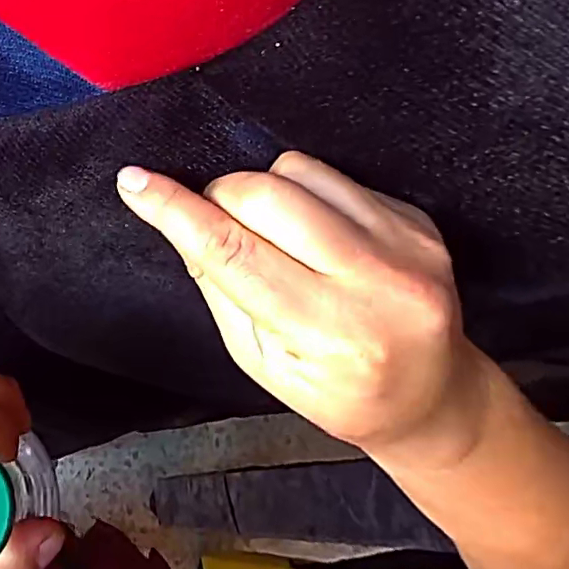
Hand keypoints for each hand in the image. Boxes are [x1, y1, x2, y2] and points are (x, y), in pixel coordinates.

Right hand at [117, 152, 493, 471]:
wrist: (434, 398)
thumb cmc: (333, 388)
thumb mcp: (256, 355)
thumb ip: (217, 281)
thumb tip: (175, 216)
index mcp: (332, 336)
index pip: (232, 253)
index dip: (174, 210)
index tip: (134, 182)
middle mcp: (378, 285)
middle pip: (262, 196)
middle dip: (219, 198)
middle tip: (218, 225)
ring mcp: (407, 247)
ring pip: (292, 170)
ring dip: (260, 192)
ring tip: (273, 234)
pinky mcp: (416, 219)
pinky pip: (327, 172)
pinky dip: (298, 190)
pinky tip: (311, 229)